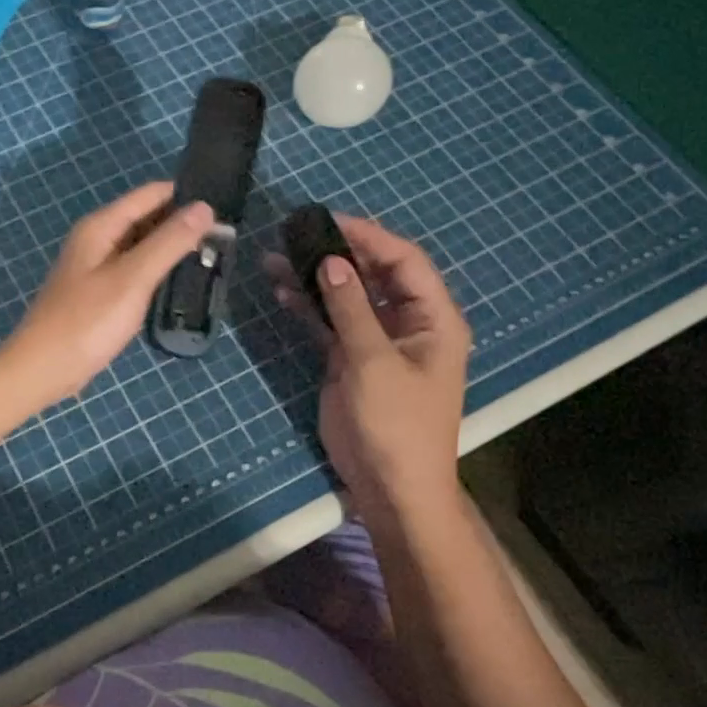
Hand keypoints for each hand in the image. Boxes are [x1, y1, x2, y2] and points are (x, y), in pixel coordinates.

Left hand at [3, 182, 213, 403]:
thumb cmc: (87, 321)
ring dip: (172, 249)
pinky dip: (157, 272)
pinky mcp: (99, 293)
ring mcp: (96, 267)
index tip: (224, 208)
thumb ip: (169, 242)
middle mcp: (97, 239)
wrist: (43, 368)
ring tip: (214, 258)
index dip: (186, 196)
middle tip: (226, 239)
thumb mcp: (133, 278)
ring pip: (142, 246)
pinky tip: (181, 284)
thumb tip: (204, 207)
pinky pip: (134, 270)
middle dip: (182, 224)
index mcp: (100, 226)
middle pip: (146, 218)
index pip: (150, 194)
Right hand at [263, 216, 469, 519]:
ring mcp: (377, 341)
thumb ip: (351, 310)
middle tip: (293, 234)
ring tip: (274, 258)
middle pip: (373, 273)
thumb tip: (331, 261)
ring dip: (314, 278)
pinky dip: (308, 306)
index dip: (369, 236)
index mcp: (432, 319)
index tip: (326, 220)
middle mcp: (407, 323)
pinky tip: (281, 292)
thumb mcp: (374, 363)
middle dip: (336, 252)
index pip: (404, 261)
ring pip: (346, 296)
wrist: (390, 486)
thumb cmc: (397, 424)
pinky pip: (329, 322)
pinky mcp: (350, 360)